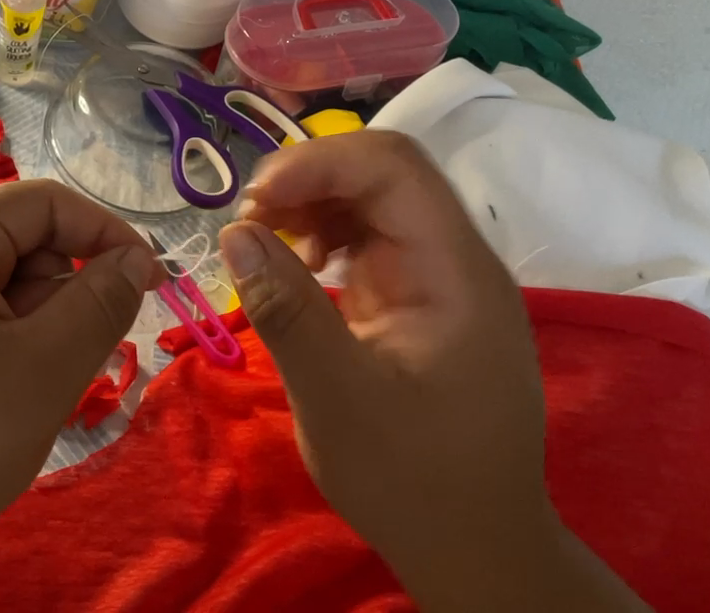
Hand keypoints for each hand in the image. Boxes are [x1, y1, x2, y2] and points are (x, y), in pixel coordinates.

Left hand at [0, 178, 163, 554]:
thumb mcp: (43, 371)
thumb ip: (99, 304)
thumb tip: (135, 262)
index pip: (43, 203)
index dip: (104, 233)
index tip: (148, 286)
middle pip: (19, 238)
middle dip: (62, 289)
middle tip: (69, 361)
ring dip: (34, 322)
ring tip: (25, 389)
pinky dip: (3, 338)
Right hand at [226, 131, 647, 611]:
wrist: (474, 547)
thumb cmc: (413, 482)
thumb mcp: (338, 400)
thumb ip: (287, 311)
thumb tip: (234, 233)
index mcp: (455, 272)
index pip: (393, 169)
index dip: (317, 163)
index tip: (253, 202)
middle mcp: (453, 258)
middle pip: (381, 172)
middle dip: (306, 178)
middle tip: (248, 220)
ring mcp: (435, 275)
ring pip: (369, 196)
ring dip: (307, 201)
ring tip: (261, 238)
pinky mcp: (414, 294)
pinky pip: (364, 234)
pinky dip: (318, 232)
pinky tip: (294, 261)